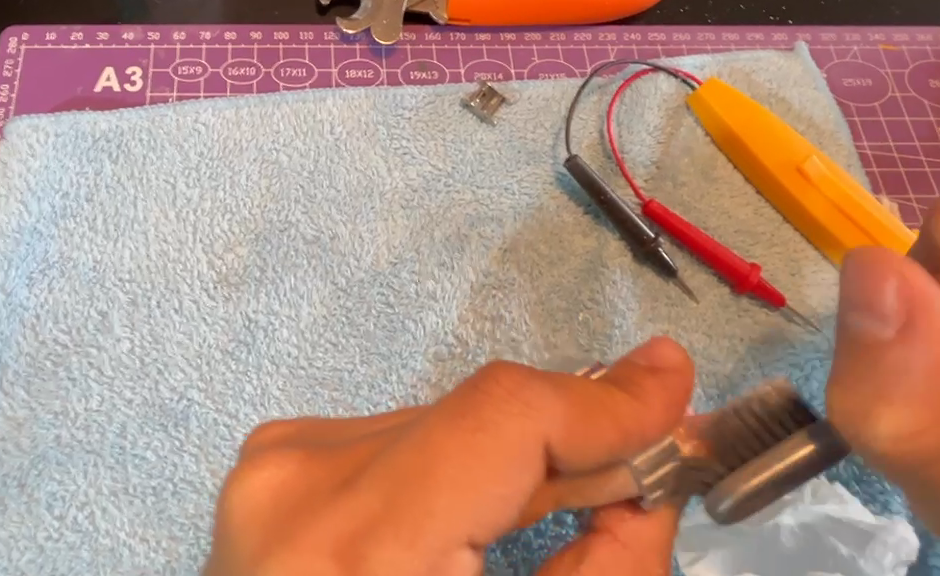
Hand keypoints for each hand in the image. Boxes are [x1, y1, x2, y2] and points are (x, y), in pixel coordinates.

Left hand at [205, 338, 694, 575]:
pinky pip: (389, 442)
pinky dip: (442, 469)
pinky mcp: (266, 460)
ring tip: (541, 507)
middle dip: (566, 444)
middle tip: (643, 464)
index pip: (500, 414)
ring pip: (434, 425)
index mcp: (359, 547)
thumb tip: (644, 475)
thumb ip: (602, 570)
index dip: (599, 400)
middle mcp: (303, 476)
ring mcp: (273, 462)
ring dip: (500, 462)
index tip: (673, 383)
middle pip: (472, 417)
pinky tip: (457, 518)